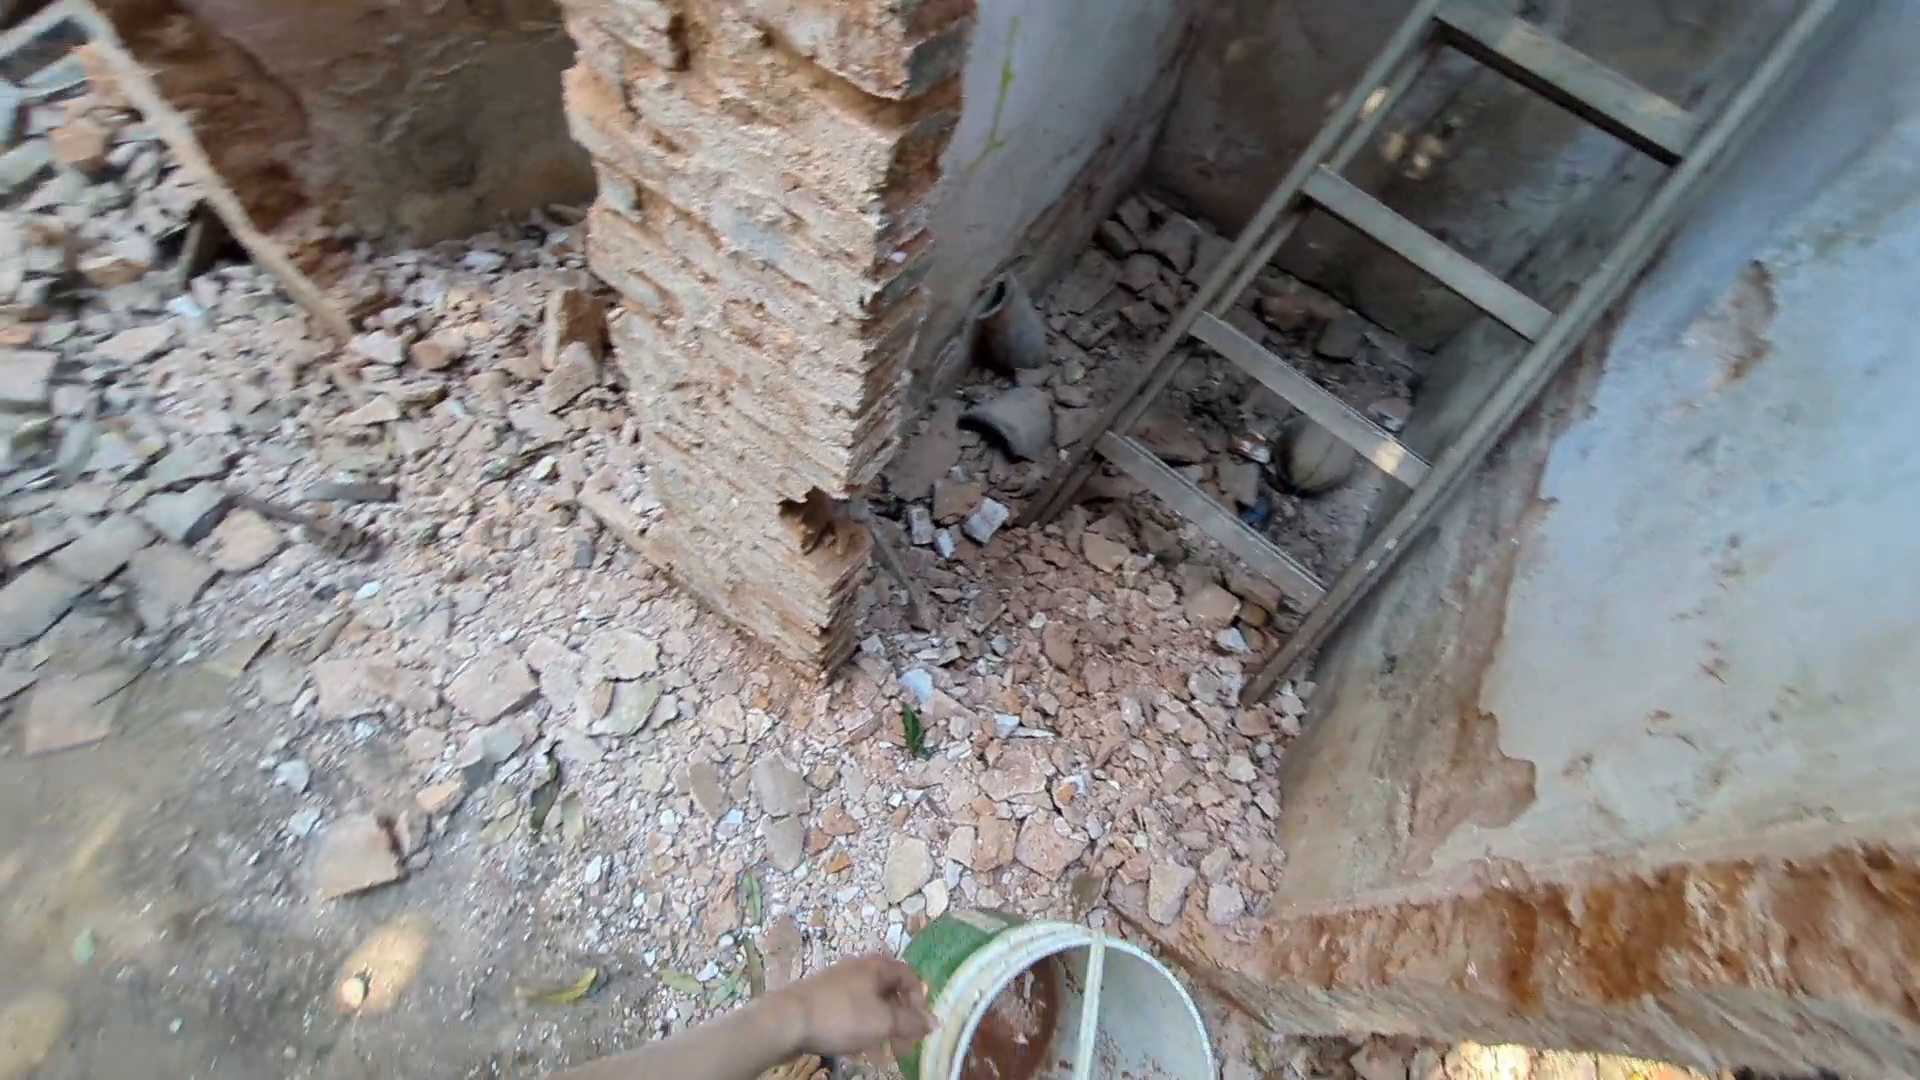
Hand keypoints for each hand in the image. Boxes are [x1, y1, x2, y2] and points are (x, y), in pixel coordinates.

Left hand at [777, 955, 935, 1056]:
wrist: (790, 1018)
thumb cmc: (842, 1015)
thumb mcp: (882, 1021)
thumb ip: (910, 1022)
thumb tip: (934, 1022)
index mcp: (878, 966)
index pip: (910, 976)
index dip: (921, 1001)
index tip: (923, 1027)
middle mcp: (862, 968)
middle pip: (890, 990)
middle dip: (902, 1018)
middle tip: (907, 1045)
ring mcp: (841, 982)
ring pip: (872, 1004)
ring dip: (884, 1028)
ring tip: (888, 1054)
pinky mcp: (825, 998)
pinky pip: (854, 1012)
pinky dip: (864, 1029)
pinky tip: (863, 1051)